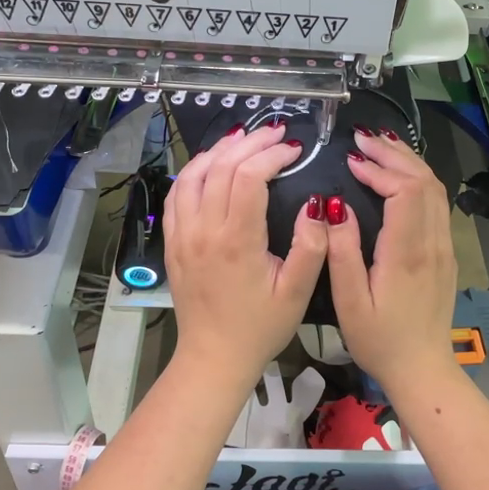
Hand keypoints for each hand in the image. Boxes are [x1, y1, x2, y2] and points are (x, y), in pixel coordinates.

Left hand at [163, 122, 327, 390]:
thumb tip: (316, 205)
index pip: (249, 176)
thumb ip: (311, 246)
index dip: (273, 154)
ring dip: (218, 150)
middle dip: (250, 142)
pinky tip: (210, 164)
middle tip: (275, 133)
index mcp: (237, 240)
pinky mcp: (172, 242)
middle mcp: (204, 230)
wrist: (214, 357)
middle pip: (221, 166)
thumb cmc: (260, 327)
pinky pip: (176, 194)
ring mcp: (183, 235)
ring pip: (193, 174)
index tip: (294, 149)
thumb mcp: (297, 293)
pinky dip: (193, 170)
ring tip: (244, 139)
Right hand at [324, 128, 458, 392]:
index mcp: (407, 253)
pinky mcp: (445, 253)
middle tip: (362, 139)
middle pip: (425, 180)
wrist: (422, 368)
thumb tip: (334, 207)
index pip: (405, 190)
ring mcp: (443, 246)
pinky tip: (400, 175)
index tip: (350, 161)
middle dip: (394, 154)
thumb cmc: (379, 340)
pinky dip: (419, 179)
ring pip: (436, 189)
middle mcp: (432, 242)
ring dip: (409, 162)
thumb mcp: (350, 302)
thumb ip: (342, 253)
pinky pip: (438, 203)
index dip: (379, 168)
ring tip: (379, 147)